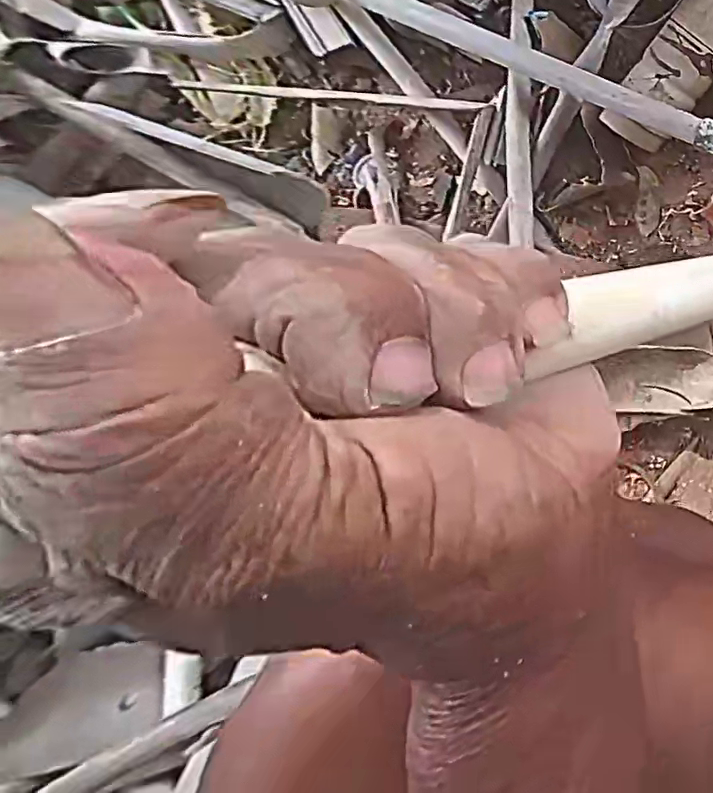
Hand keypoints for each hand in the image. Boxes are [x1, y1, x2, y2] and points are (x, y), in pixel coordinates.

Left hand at [0, 193, 619, 677]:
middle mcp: (250, 364)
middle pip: (268, 252)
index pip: (85, 275)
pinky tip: (523, 352)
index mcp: (145, 427)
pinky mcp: (458, 303)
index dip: (161, 258)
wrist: (566, 534)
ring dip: (465, 317)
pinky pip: (482, 248)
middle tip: (401, 390)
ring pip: (390, 246)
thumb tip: (31, 263)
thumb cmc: (432, 558)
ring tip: (482, 387)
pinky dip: (520, 297)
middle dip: (366, 317)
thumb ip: (134, 419)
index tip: (248, 317)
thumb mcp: (268, 523)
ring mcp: (368, 325)